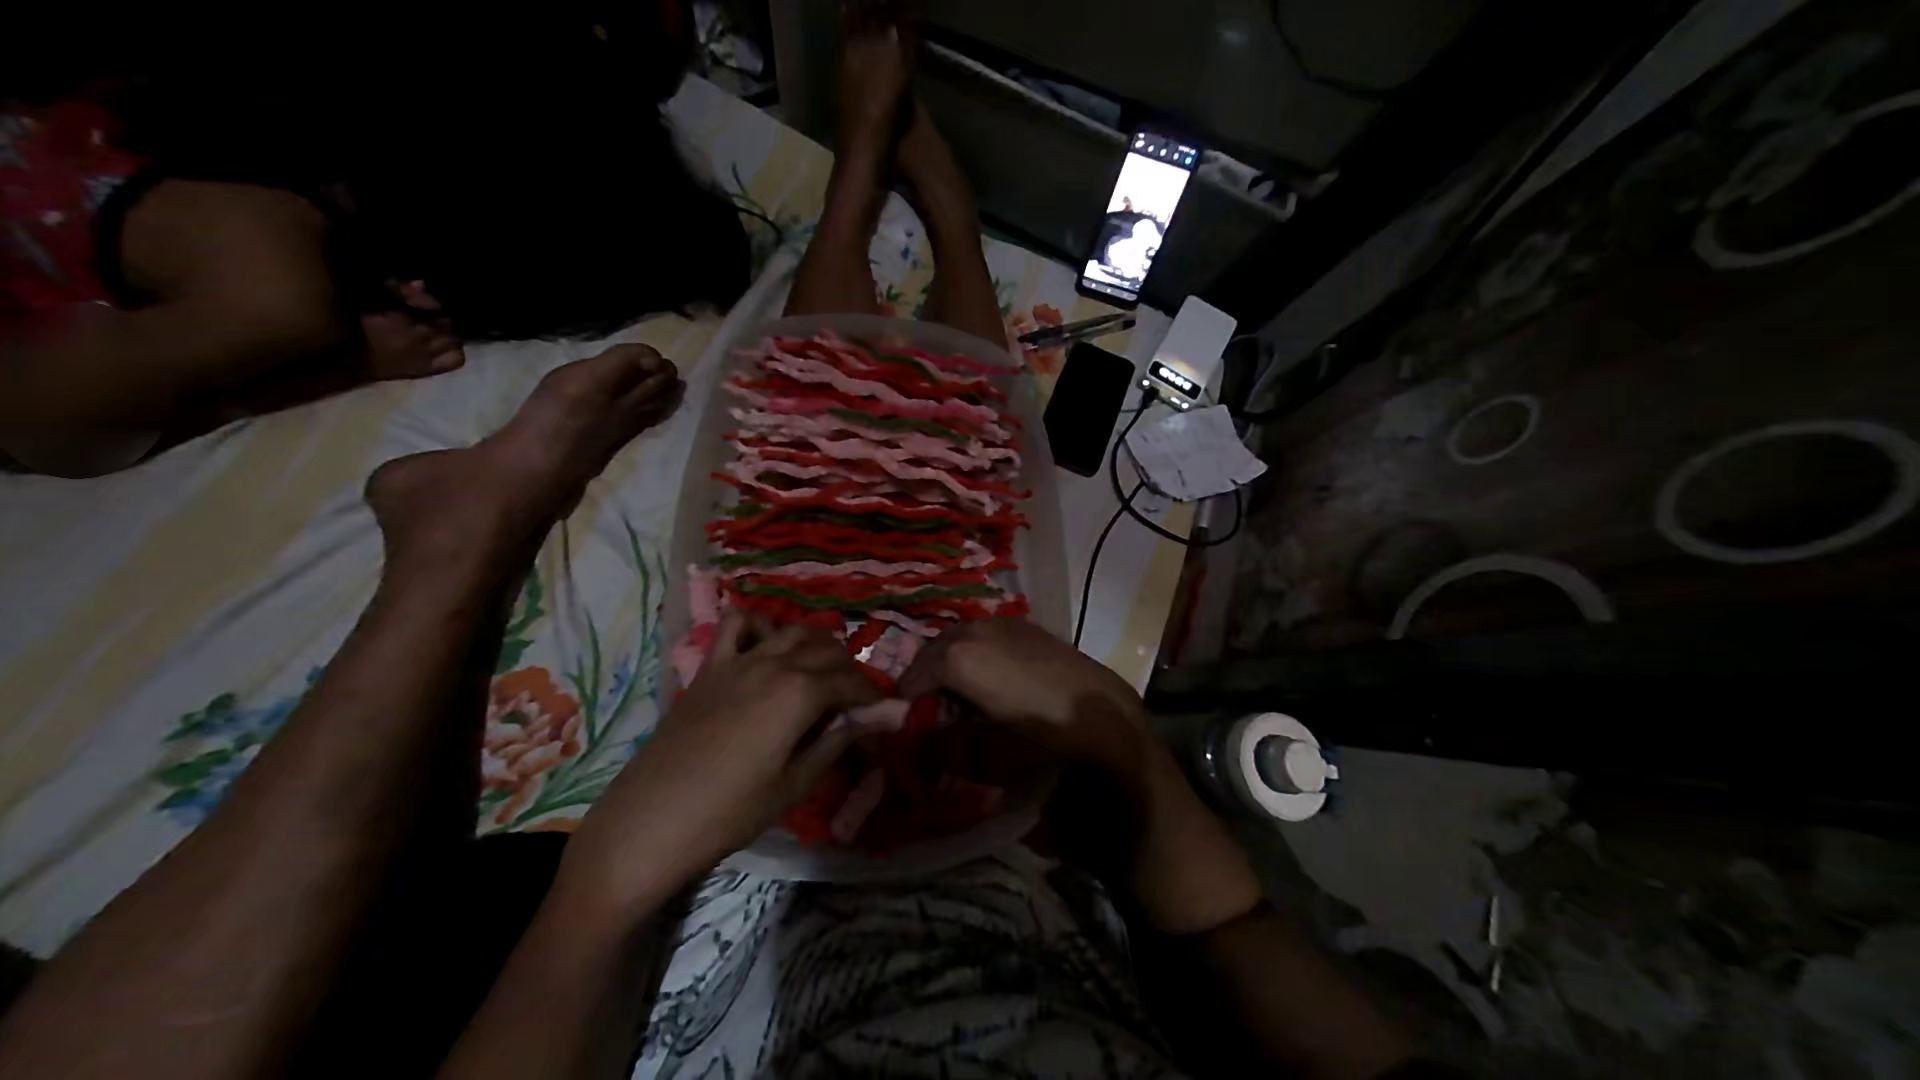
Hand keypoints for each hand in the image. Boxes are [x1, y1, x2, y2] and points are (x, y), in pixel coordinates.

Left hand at [559, 612, 877, 909]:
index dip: (872, 699)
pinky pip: (737, 625)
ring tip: (821, 674)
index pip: (852, 683)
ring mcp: (739, 661)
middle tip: (854, 705)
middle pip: (827, 650)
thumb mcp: (796, 782)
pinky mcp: (709, 667)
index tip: (882, 717)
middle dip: (849, 671)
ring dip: (815, 645)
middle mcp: (774, 664)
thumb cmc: (730, 812)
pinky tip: (767, 648)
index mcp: (800, 692)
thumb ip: (840, 739)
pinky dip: (760, 626)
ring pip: (791, 631)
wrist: (651, 820)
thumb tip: (889, 716)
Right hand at [898, 618, 1146, 773]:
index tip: (914, 729)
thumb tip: (901, 730)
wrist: (1109, 724)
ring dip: (954, 665)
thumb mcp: (981, 755)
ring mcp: (1006, 623)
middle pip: (934, 653)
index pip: (912, 679)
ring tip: (966, 698)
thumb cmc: (1041, 744)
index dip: (908, 706)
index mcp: (958, 657)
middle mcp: (976, 629)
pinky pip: (989, 636)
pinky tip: (998, 681)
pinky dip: (981, 654)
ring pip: (962, 640)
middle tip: (936, 713)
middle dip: (929, 680)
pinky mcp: (1030, 626)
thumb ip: (934, 742)